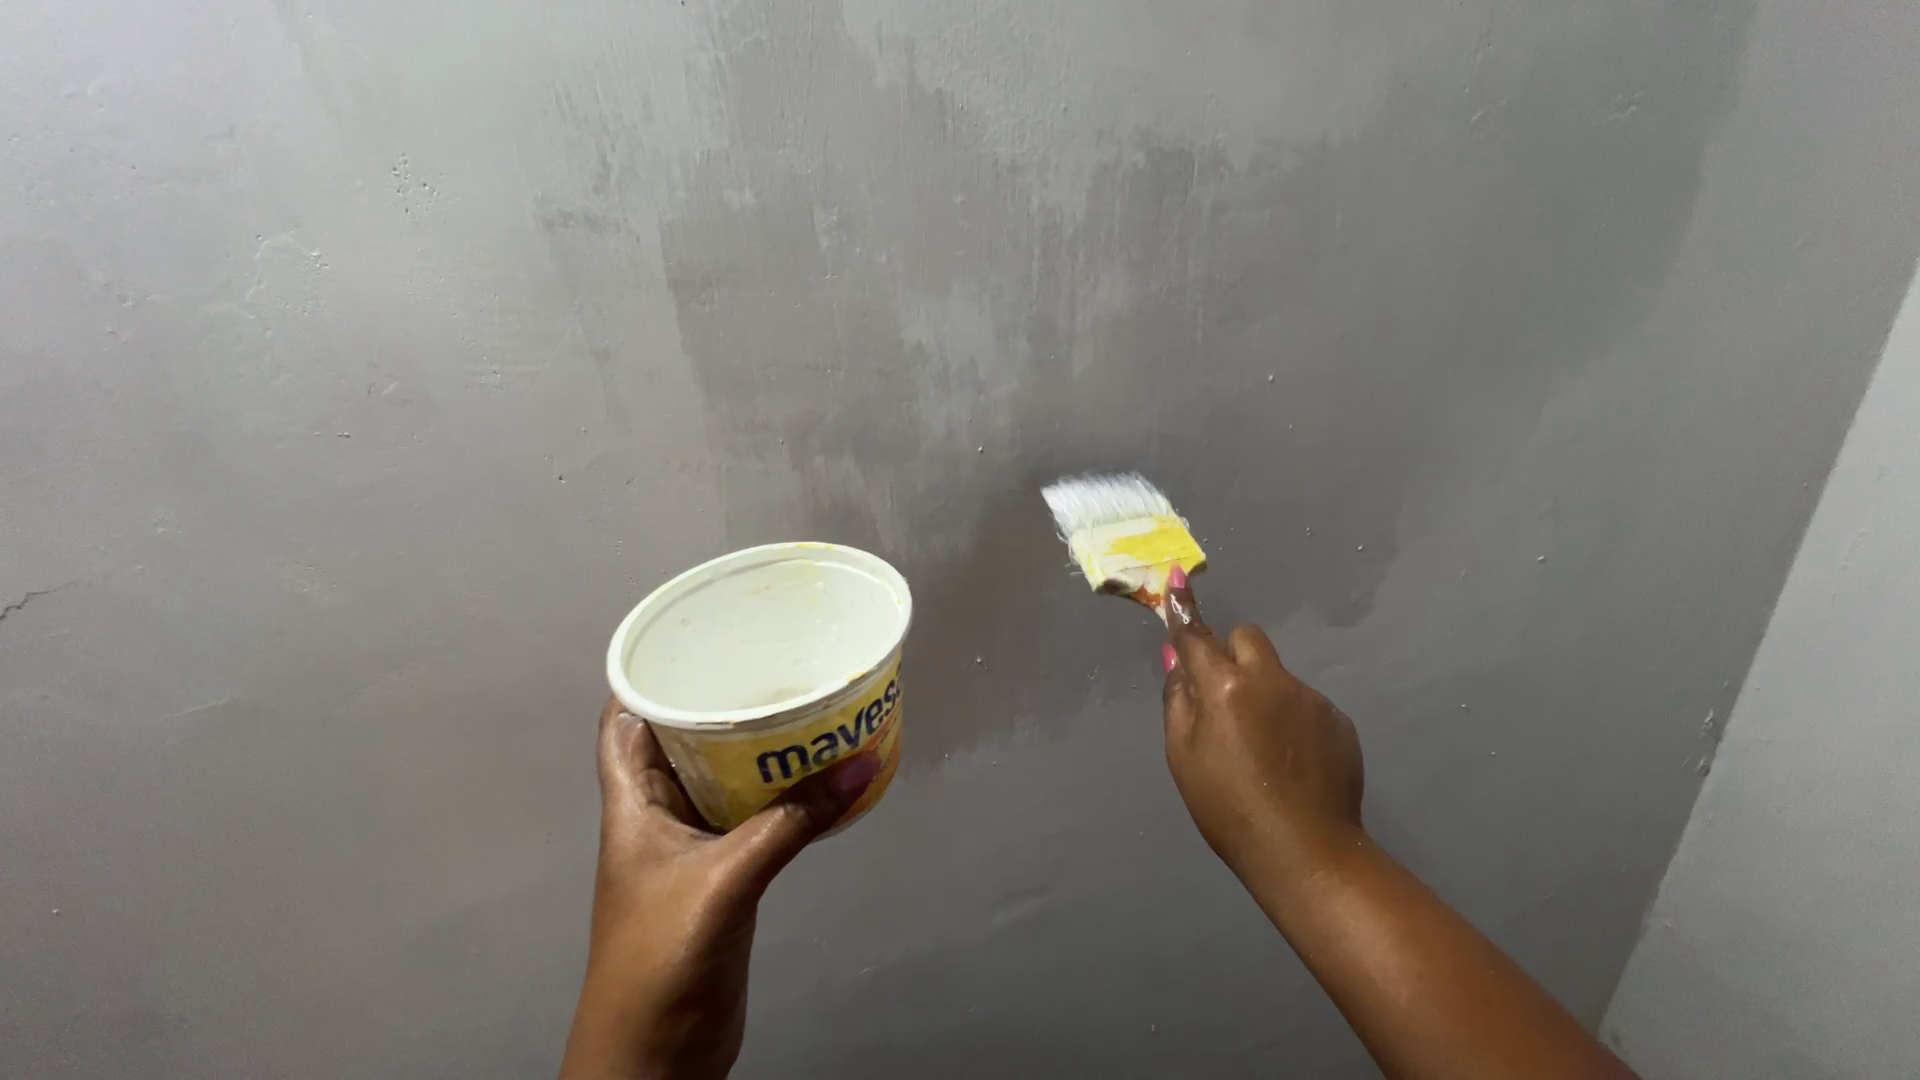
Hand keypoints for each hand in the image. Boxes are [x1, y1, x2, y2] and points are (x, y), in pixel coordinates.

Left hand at [560, 698, 879, 1079]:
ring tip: (801, 704)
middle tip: (767, 661)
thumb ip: (794, 822)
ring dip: (755, 747)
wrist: (656, 1059)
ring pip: (720, 775)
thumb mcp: (726, 880)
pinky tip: (818, 776)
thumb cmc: (661, 959)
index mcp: (632, 803)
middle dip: (717, 700)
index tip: (694, 637)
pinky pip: (752, 814)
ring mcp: (692, 845)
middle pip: (680, 738)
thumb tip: (862, 761)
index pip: (624, 720)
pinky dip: (780, 791)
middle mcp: (657, 814)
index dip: (647, 675)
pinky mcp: (724, 873)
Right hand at [1159, 565, 1365, 877]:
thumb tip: (1177, 661)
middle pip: (1247, 638)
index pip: (1197, 636)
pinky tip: (1292, 761)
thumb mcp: (1182, 758)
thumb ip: (1178, 701)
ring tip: (1263, 748)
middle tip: (1224, 696)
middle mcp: (1270, 680)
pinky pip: (1304, 703)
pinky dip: (1291, 718)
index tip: (1177, 578)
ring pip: (1277, 674)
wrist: (1307, 854)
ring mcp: (1311, 698)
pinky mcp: (1339, 721)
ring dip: (1263, 692)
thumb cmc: (1228, 808)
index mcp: (1225, 687)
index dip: (1183, 609)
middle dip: (1231, 653)